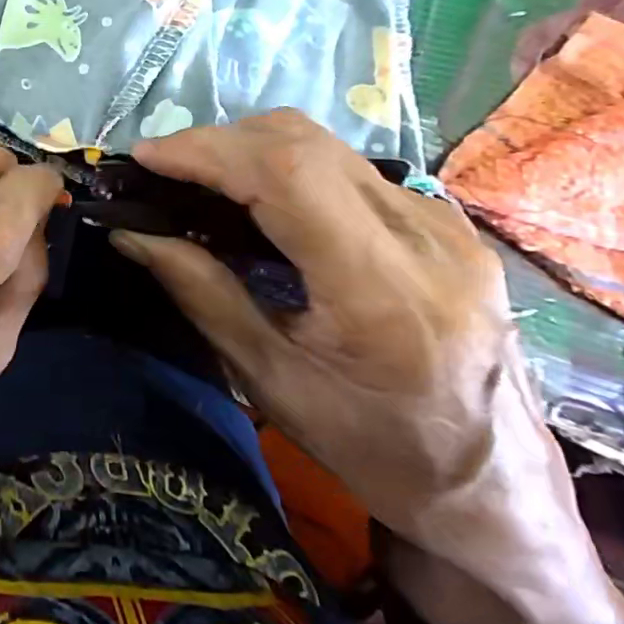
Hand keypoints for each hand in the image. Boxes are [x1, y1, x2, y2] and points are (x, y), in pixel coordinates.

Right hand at [112, 112, 623, 623]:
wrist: (492, 482)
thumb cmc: (371, 444)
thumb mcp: (269, 379)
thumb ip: (200, 293)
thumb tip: (130, 233)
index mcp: (380, 289)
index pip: (289, 176)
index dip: (209, 151)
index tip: (145, 158)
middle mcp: (423, 238)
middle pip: (302, 142)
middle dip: (216, 141)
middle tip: (161, 169)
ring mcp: (441, 222)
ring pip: (323, 143)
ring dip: (247, 146)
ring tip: (197, 177)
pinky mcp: (441, 221)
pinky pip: (344, 165)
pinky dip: (282, 164)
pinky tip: (254, 197)